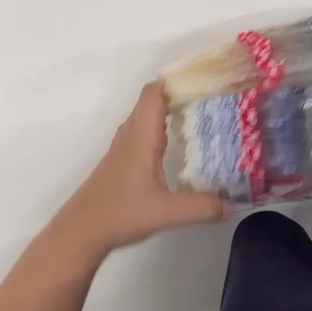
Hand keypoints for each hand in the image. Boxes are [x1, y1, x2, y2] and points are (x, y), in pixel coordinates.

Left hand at [55, 83, 228, 250]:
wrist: (80, 232)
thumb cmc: (120, 213)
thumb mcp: (167, 213)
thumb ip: (201, 208)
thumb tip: (231, 206)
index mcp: (140, 139)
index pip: (152, 96)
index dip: (172, 81)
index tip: (199, 78)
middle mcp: (129, 139)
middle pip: (148, 104)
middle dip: (174, 95)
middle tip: (205, 97)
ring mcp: (121, 152)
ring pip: (142, 120)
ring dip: (164, 113)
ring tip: (194, 117)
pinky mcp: (118, 165)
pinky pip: (139, 136)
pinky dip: (156, 131)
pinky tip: (171, 148)